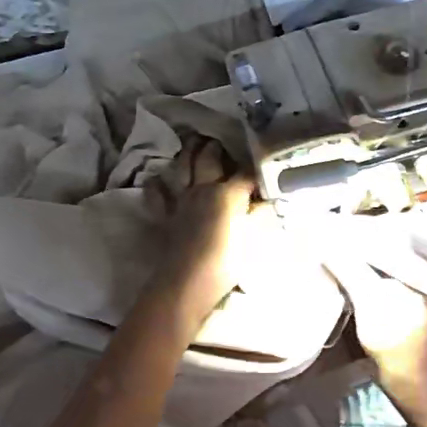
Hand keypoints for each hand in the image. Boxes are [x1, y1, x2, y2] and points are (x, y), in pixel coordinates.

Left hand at [150, 142, 256, 331]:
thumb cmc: (224, 264)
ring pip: (183, 168)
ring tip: (193, 141)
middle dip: (217, 148)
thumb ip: (259, 216)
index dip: (255, 171)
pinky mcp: (166, 216)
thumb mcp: (252, 240)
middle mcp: (203, 189)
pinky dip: (157, 185)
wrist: (185, 284)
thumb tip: (270, 202)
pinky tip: (155, 178)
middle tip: (222, 141)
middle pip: (209, 159)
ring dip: (188, 154)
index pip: (246, 175)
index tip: (263, 170)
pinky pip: (158, 195)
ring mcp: (181, 200)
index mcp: (227, 194)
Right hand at [324, 245, 426, 417]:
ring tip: (325, 247)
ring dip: (353, 255)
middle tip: (318, 235)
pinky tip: (341, 267)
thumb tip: (324, 241)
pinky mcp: (408, 297)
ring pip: (379, 260)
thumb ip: (351, 271)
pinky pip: (381, 273)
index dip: (351, 232)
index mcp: (423, 269)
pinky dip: (361, 269)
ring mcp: (418, 285)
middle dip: (351, 242)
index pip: (382, 238)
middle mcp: (425, 270)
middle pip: (381, 246)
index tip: (321, 226)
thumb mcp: (371, 307)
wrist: (419, 392)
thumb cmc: (399, 351)